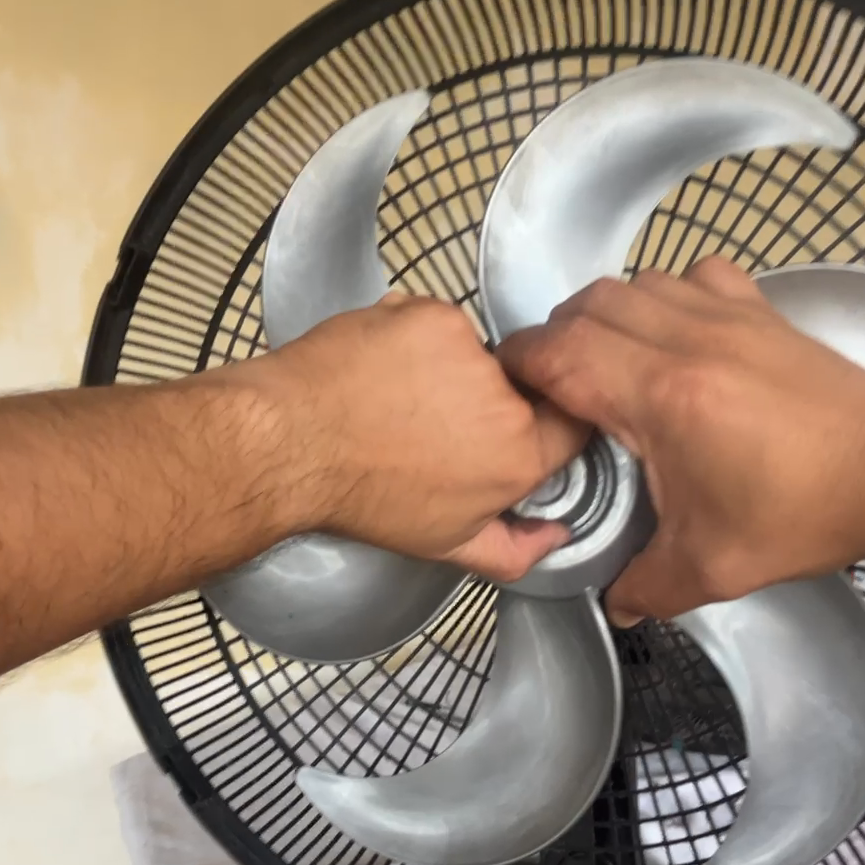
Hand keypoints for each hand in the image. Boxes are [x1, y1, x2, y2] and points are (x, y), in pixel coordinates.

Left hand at [236, 294, 588, 580]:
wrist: (291, 443)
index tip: (513, 435)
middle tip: (440, 426)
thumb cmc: (367, 500)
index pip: (572, 426)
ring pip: (479, 358)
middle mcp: (505, 396)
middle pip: (522, 391)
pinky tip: (384, 369)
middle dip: (491, 407)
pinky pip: (441, 327)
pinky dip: (419, 343)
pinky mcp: (430, 314)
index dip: (548, 430)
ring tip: (400, 398)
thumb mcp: (446, 547)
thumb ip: (515, 550)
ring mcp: (467, 347)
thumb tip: (557, 535)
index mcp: (519, 454)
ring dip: (452, 374)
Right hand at [498, 258, 864, 620]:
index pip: (561, 353)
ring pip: (634, 283)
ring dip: (603, 317)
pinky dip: (662, 296)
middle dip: (553, 342)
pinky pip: (690, 276)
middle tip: (555, 390)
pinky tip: (672, 338)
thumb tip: (615, 606)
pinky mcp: (761, 310)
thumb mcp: (710, 569)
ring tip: (606, 365)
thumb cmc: (802, 516)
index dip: (519, 366)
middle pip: (587, 306)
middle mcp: (688, 339)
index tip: (507, 392)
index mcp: (663, 397)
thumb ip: (645, 588)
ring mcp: (727, 314)